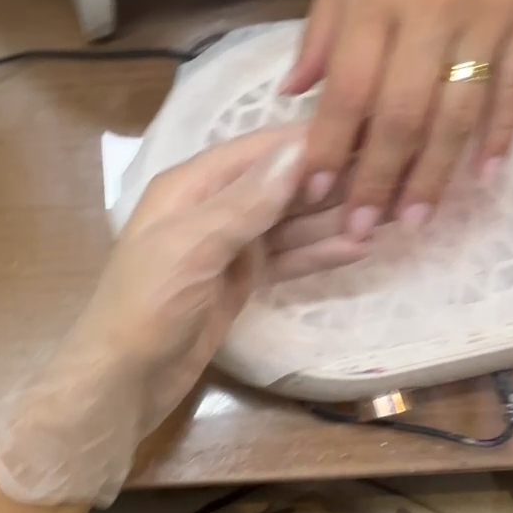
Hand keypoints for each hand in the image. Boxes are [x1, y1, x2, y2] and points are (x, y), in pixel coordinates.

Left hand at [0, 128, 367, 505]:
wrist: (125, 378)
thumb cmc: (148, 304)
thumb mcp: (194, 245)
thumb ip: (246, 201)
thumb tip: (297, 151)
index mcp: (189, 187)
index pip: (256, 152)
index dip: (306, 144)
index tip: (362, 134)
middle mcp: (210, 208)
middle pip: (277, 185)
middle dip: (326, 181)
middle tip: (387, 178)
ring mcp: (226, 247)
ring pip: (287, 223)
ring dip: (329, 219)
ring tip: (385, 213)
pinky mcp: (239, 282)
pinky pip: (285, 259)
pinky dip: (316, 254)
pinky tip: (357, 248)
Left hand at [282, 0, 512, 238]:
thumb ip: (322, 30)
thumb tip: (293, 95)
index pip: (347, 90)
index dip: (327, 146)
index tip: (309, 192)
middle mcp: (431, 13)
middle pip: (402, 115)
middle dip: (379, 178)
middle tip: (363, 228)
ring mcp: (489, 17)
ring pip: (459, 112)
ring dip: (435, 173)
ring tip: (415, 221)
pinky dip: (501, 136)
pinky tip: (485, 178)